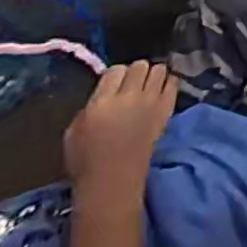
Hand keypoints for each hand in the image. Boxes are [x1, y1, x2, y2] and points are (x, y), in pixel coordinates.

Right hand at [64, 61, 176, 192]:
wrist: (112, 180)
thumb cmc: (86, 161)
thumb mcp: (73, 132)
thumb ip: (90, 106)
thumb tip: (105, 94)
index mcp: (102, 101)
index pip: (115, 70)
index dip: (116, 75)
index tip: (115, 84)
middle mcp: (129, 96)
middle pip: (140, 65)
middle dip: (136, 72)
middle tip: (132, 85)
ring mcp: (151, 100)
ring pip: (159, 69)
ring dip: (153, 75)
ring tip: (148, 87)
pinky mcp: (166, 108)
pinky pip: (173, 82)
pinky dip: (168, 83)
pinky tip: (161, 92)